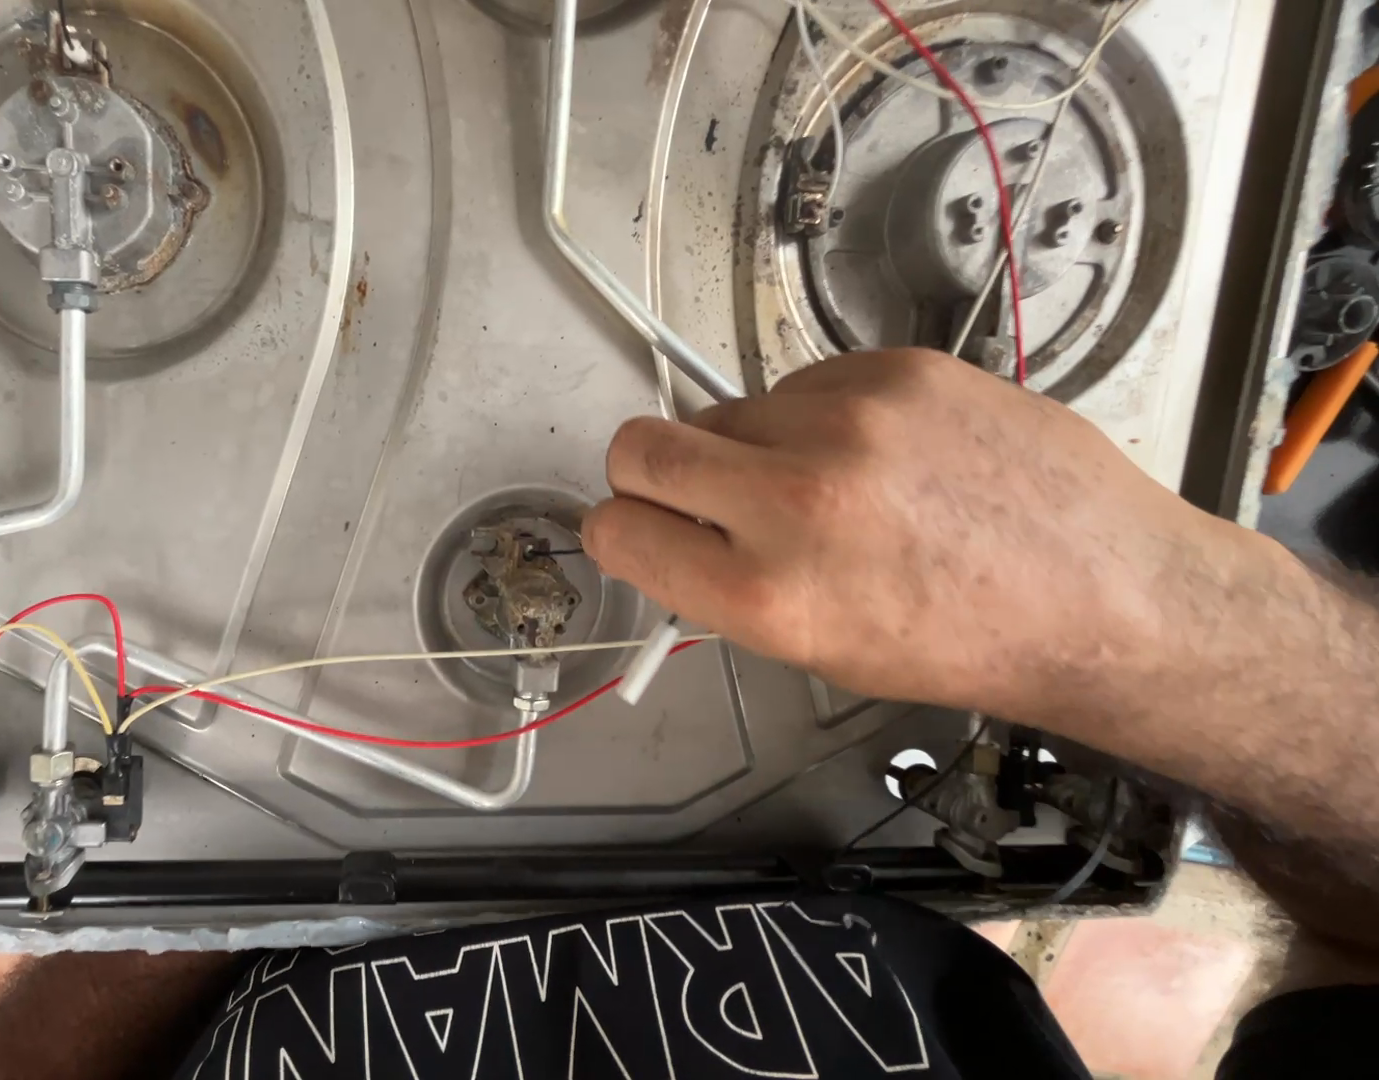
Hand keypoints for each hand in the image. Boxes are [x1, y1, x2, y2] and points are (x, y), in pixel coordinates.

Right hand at [582, 348, 1272, 730]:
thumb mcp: (807, 647)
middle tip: (702, 493)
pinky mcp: (892, 367)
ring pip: (717, 413)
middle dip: (647, 472)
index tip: (645, 531)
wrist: (1111, 598)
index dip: (619, 530)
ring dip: (744, 447)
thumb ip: (711, 582)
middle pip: (634, 446)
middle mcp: (792, 499)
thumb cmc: (947, 641)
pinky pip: (792, 383)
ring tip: (823, 480)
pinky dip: (809, 417)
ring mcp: (846, 420)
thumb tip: (658, 523)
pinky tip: (874, 452)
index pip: (613, 529)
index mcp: (763, 594)